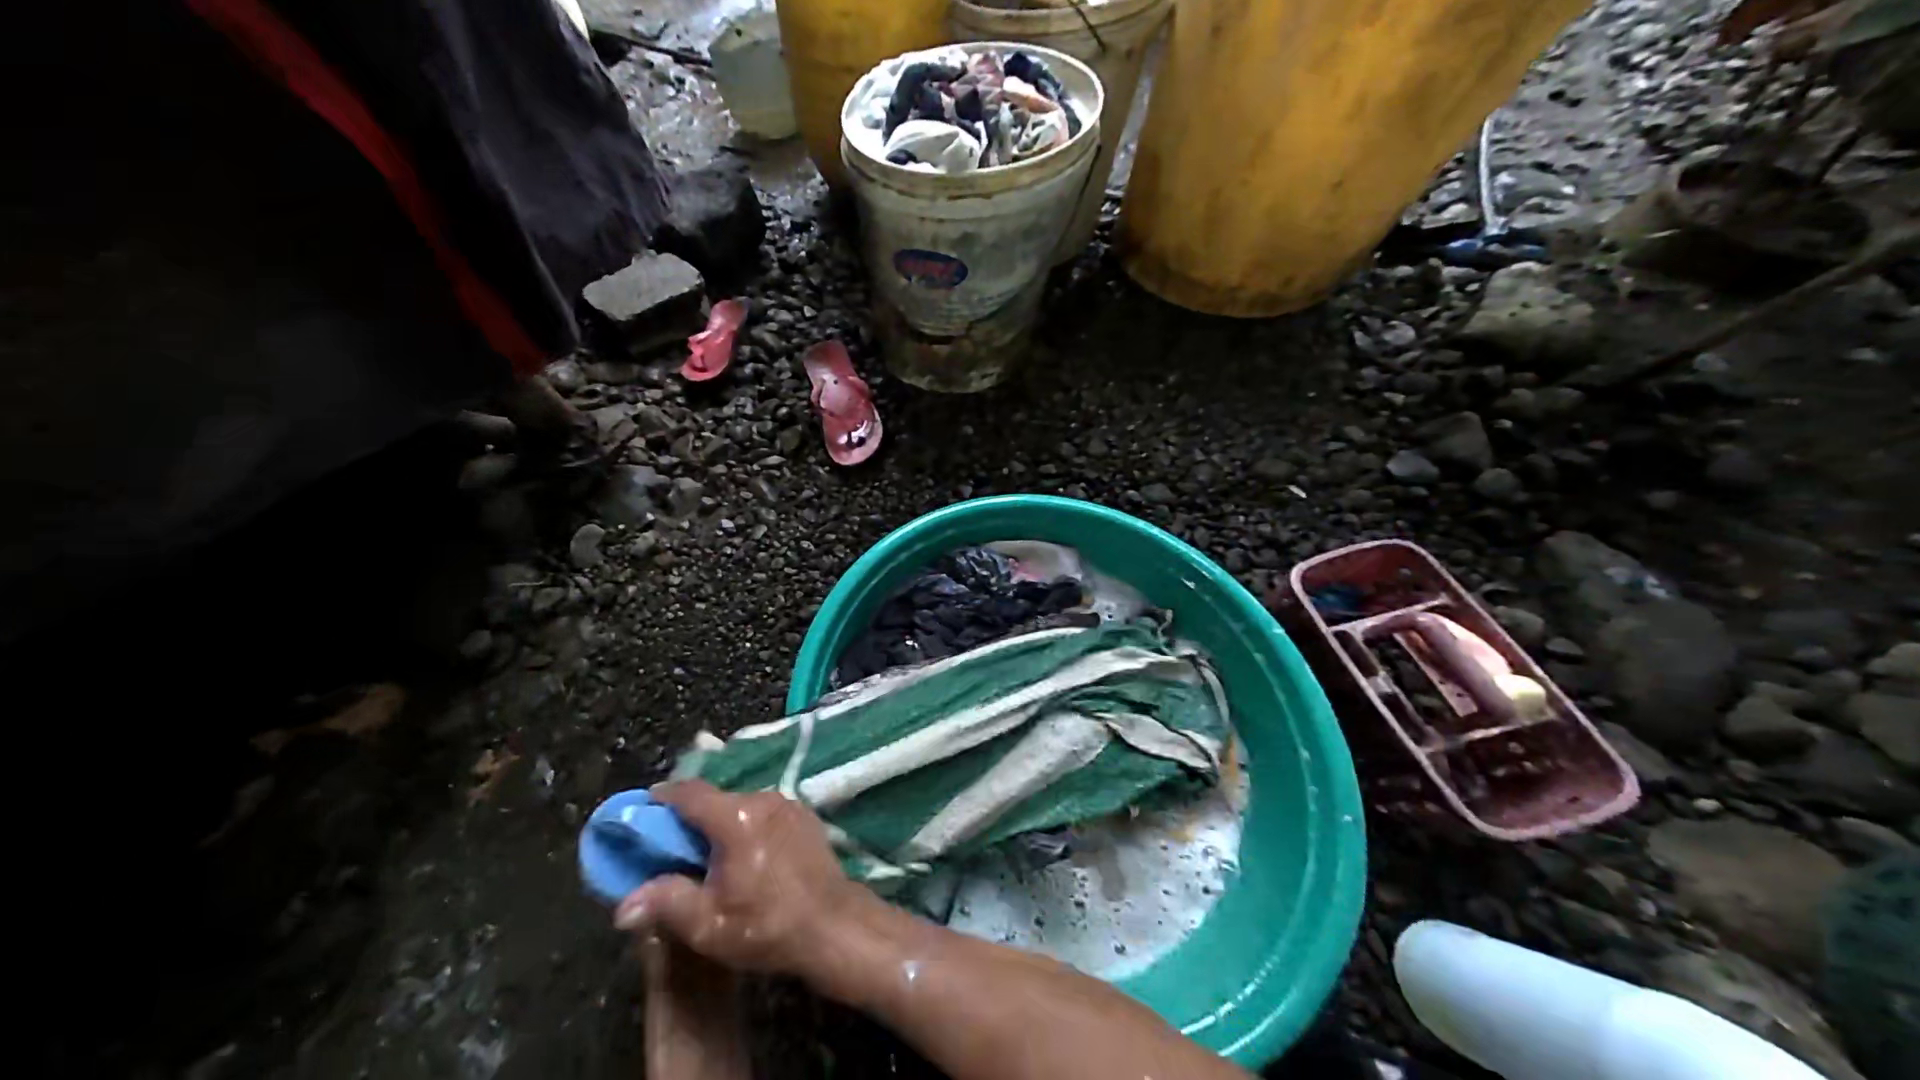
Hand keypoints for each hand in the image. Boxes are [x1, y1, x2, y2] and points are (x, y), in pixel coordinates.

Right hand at [613, 780, 867, 978]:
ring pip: (741, 806)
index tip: (643, 811)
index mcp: (737, 817)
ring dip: (722, 824)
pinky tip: (745, 855)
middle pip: (716, 799)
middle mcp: (764, 799)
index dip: (662, 798)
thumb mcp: (708, 924)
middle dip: (690, 819)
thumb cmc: (768, 925)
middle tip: (672, 847)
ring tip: (708, 856)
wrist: (834, 926)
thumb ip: (665, 903)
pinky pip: (764, 813)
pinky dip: (748, 826)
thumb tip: (623, 905)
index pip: (689, 792)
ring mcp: (789, 805)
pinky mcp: (805, 816)